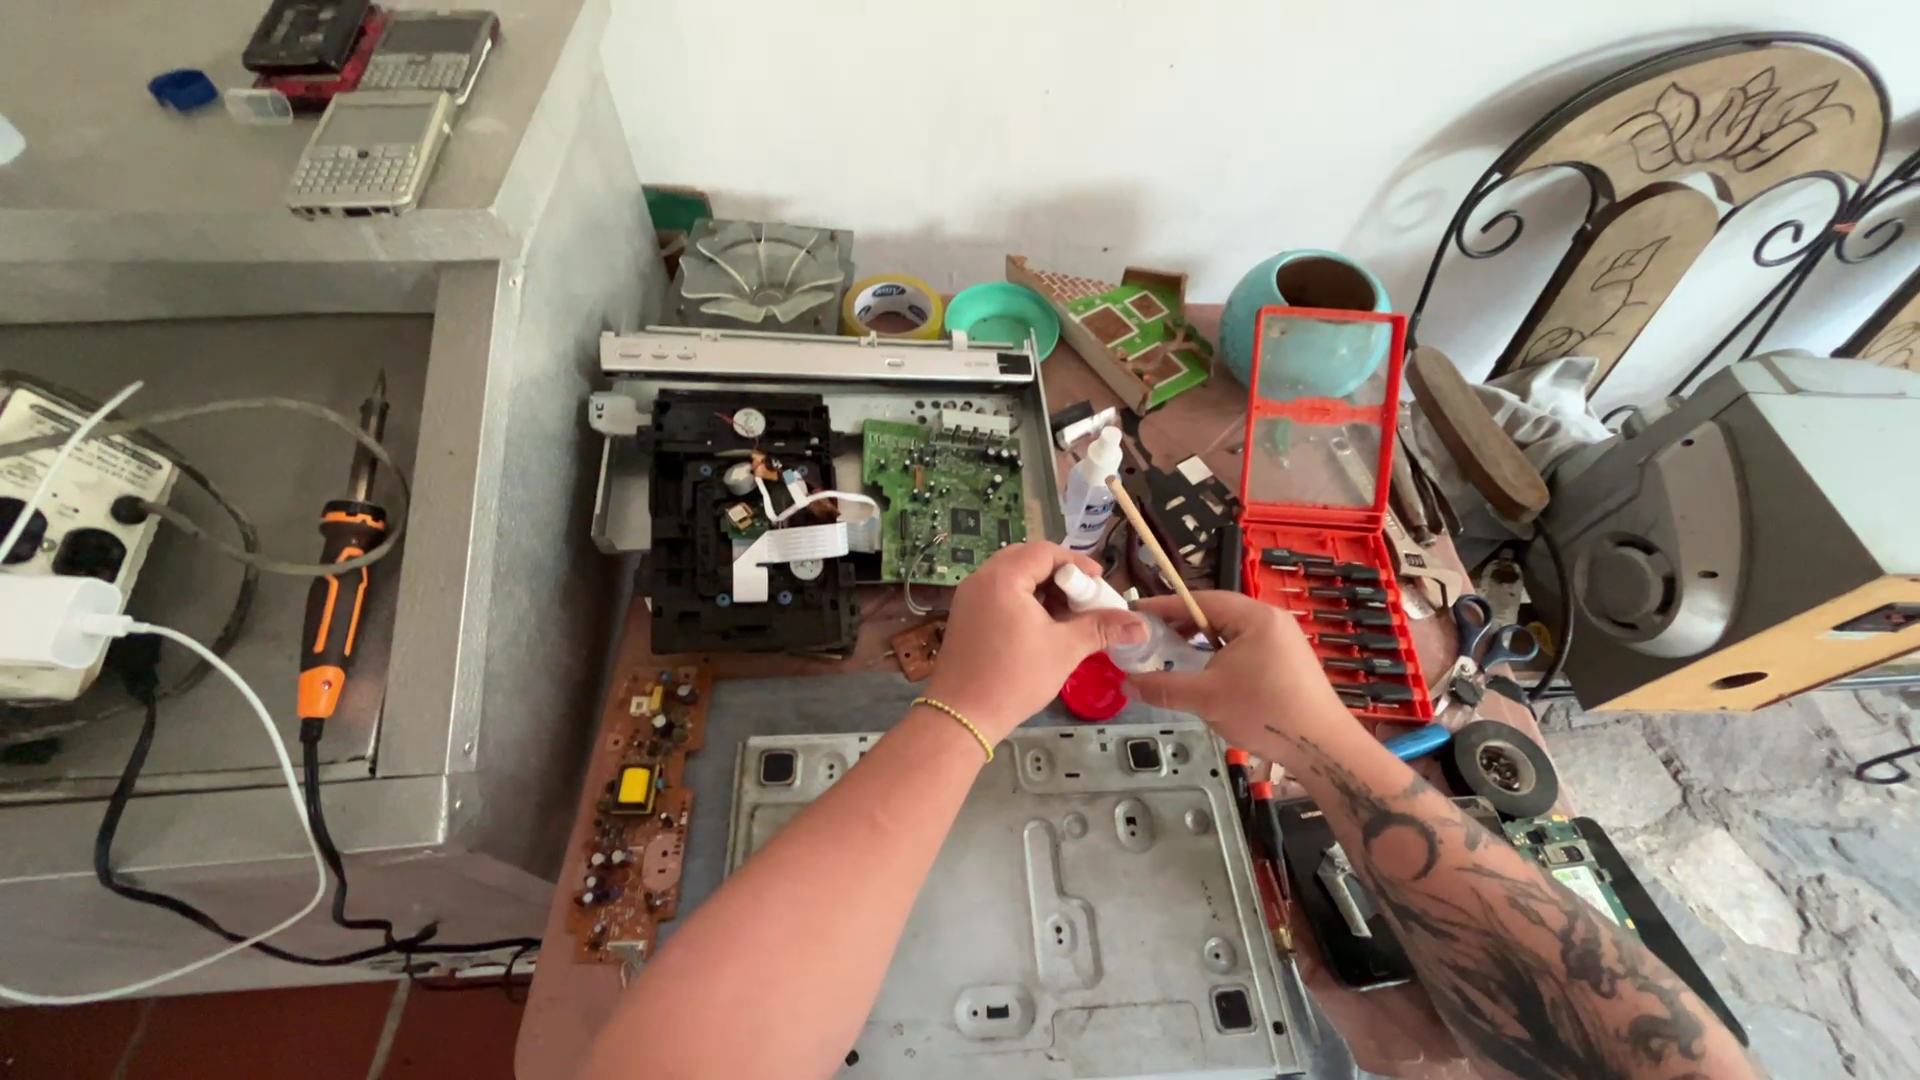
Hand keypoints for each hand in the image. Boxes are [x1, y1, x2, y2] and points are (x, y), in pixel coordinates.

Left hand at [924, 543, 1147, 741]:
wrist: (962, 715)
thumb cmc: (1015, 677)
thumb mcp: (1065, 649)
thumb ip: (1102, 628)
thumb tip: (1141, 625)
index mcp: (1003, 578)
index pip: (1045, 551)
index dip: (1076, 563)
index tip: (1098, 584)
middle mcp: (981, 579)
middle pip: (1026, 558)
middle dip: (1059, 574)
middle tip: (1082, 597)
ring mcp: (968, 597)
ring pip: (1011, 576)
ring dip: (1041, 587)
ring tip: (1065, 614)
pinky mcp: (964, 615)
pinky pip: (997, 593)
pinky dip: (1022, 599)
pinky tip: (1040, 625)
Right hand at [1125, 591, 1347, 749]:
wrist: (1323, 748)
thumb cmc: (1265, 713)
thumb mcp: (1205, 698)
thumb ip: (1163, 687)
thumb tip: (1126, 684)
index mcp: (1254, 617)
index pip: (1200, 600)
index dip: (1165, 606)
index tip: (1136, 613)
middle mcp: (1271, 620)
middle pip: (1216, 612)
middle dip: (1181, 623)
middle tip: (1150, 634)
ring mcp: (1283, 640)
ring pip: (1230, 631)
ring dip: (1199, 639)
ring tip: (1172, 652)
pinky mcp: (1287, 660)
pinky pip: (1244, 646)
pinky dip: (1219, 652)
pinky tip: (1205, 670)